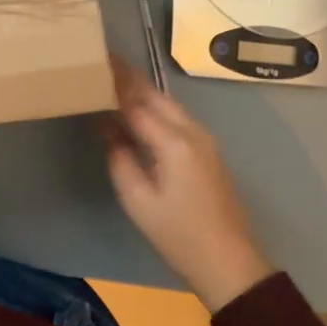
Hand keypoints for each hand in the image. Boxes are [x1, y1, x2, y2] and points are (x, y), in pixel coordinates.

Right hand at [104, 64, 274, 310]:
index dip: (115, 82)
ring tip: (117, 78)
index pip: (136, 102)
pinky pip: (177, 117)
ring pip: (168, 103)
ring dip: (143, 89)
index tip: (96, 61)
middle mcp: (192, 131)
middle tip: (103, 60)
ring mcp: (204, 140)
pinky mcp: (208, 151)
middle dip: (130, 77)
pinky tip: (140, 109)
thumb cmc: (179, 235)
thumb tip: (108, 129)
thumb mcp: (138, 201)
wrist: (230, 264)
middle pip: (156, 95)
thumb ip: (120, 159)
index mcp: (173, 141)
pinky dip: (156, 106)